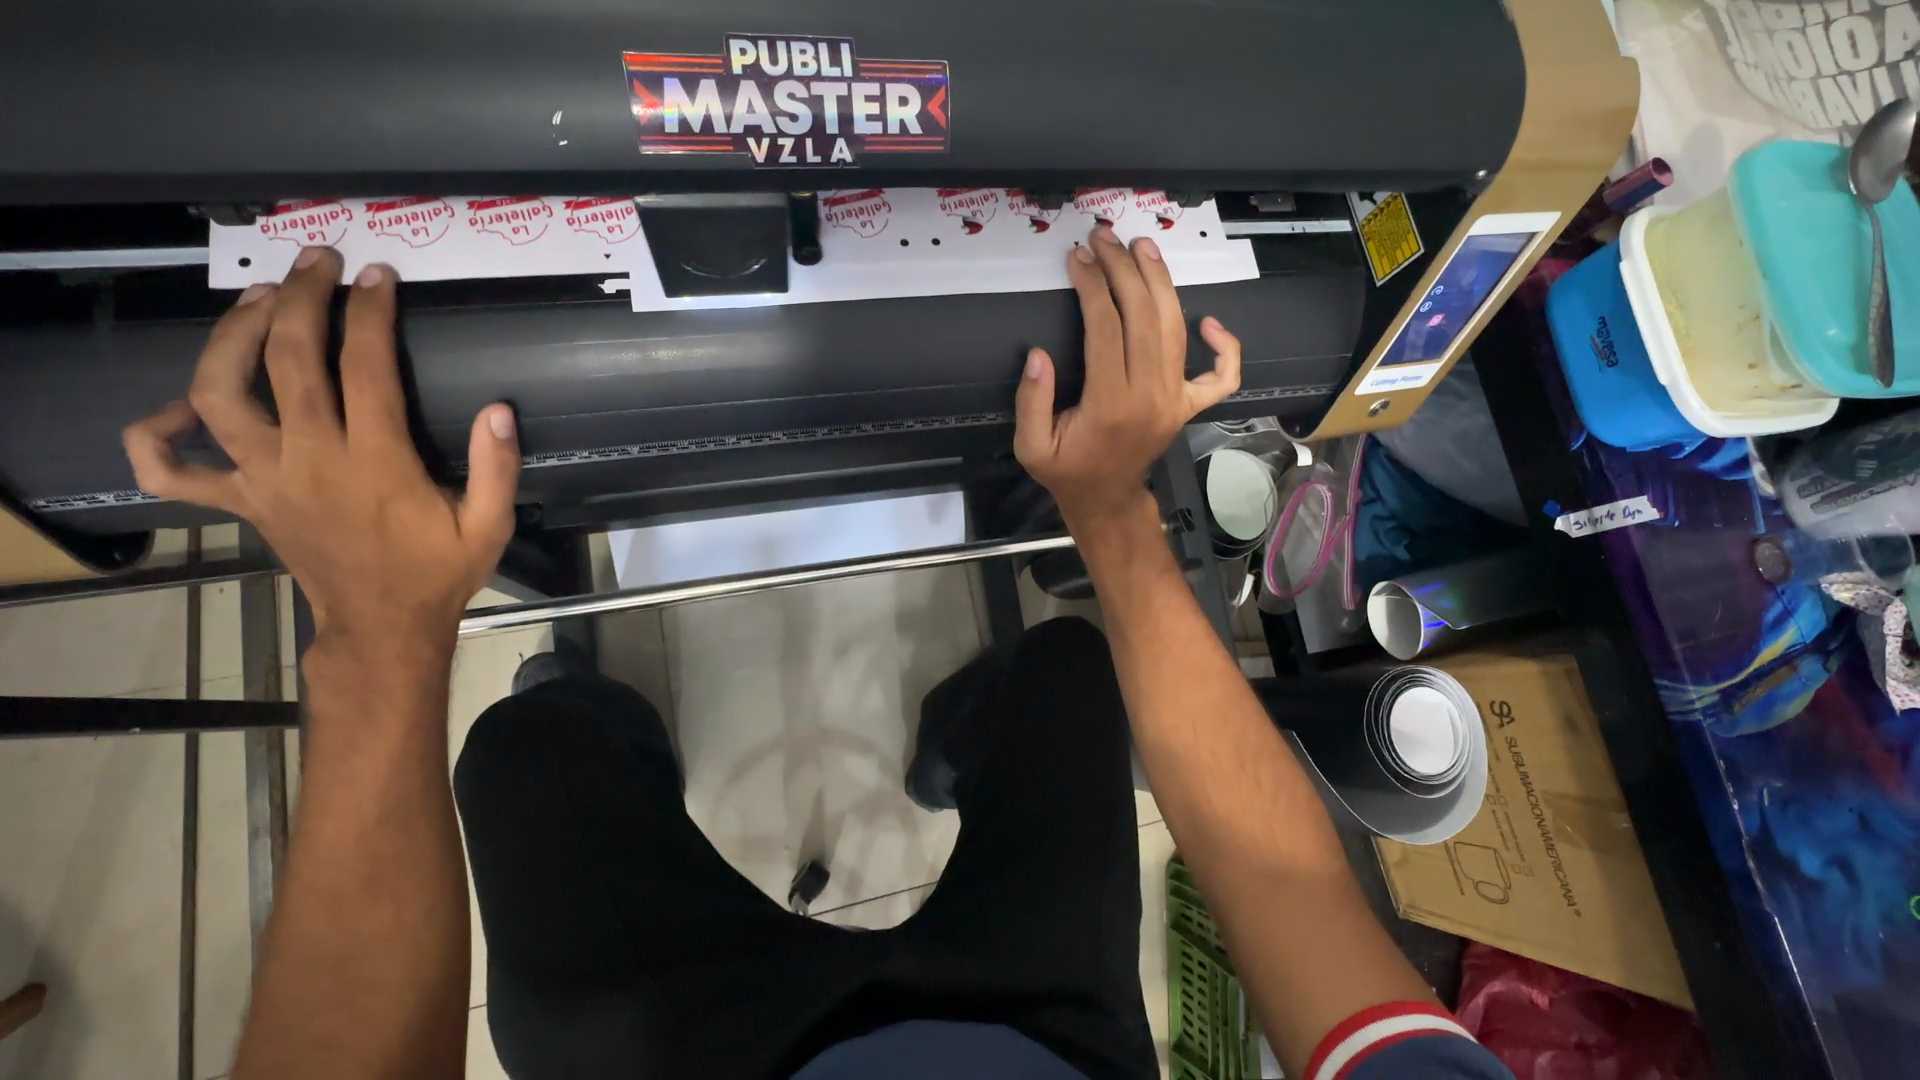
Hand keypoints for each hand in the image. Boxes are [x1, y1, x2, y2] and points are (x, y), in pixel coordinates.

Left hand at [122, 247, 520, 660]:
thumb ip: (498, 468)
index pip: (362, 367)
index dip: (369, 313)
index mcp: (374, 462)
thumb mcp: (490, 526)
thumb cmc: (439, 573)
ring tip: (256, 302)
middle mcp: (309, 459)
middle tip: (318, 263)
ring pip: (217, 394)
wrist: (384, 628)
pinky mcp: (242, 502)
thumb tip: (499, 410)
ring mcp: (264, 479)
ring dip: (229, 336)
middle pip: (285, 360)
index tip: (378, 277)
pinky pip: (172, 471)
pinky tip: (178, 408)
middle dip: (300, 298)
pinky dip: (157, 434)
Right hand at [1015, 226, 1241, 531]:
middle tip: (1105, 237)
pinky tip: (1209, 321)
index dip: (1091, 286)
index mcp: (1111, 404)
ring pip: (1175, 329)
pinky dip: (1224, 346)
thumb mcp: (1031, 447)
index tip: (1077, 257)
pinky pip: (1221, 375)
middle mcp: (1150, 396)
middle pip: (1144, 316)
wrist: (1106, 501)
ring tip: (1142, 248)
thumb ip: (1032, 402)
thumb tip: (1038, 355)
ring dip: (1161, 283)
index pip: (1106, 327)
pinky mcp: (1189, 406)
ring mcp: (1176, 400)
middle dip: (1123, 270)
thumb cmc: (1068, 473)